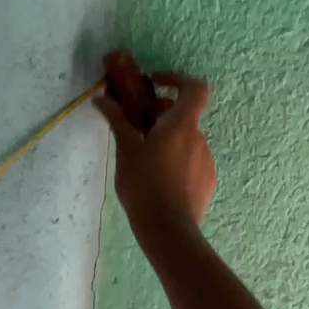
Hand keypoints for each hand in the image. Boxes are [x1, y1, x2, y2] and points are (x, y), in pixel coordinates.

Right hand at [93, 50, 216, 258]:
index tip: (155, 84)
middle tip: (137, 125)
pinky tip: (158, 178)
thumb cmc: (144, 183)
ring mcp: (206, 161)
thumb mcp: (125, 149)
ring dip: (168, 139)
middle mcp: (199, 138)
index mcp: (181, 125)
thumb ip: (117, 120)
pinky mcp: (207, 181)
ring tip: (144, 157)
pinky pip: (191, 160)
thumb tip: (101, 99)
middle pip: (185, 115)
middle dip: (162, 114)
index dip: (177, 79)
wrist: (168, 229)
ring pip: (186, 139)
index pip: (195, 88)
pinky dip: (176, 159)